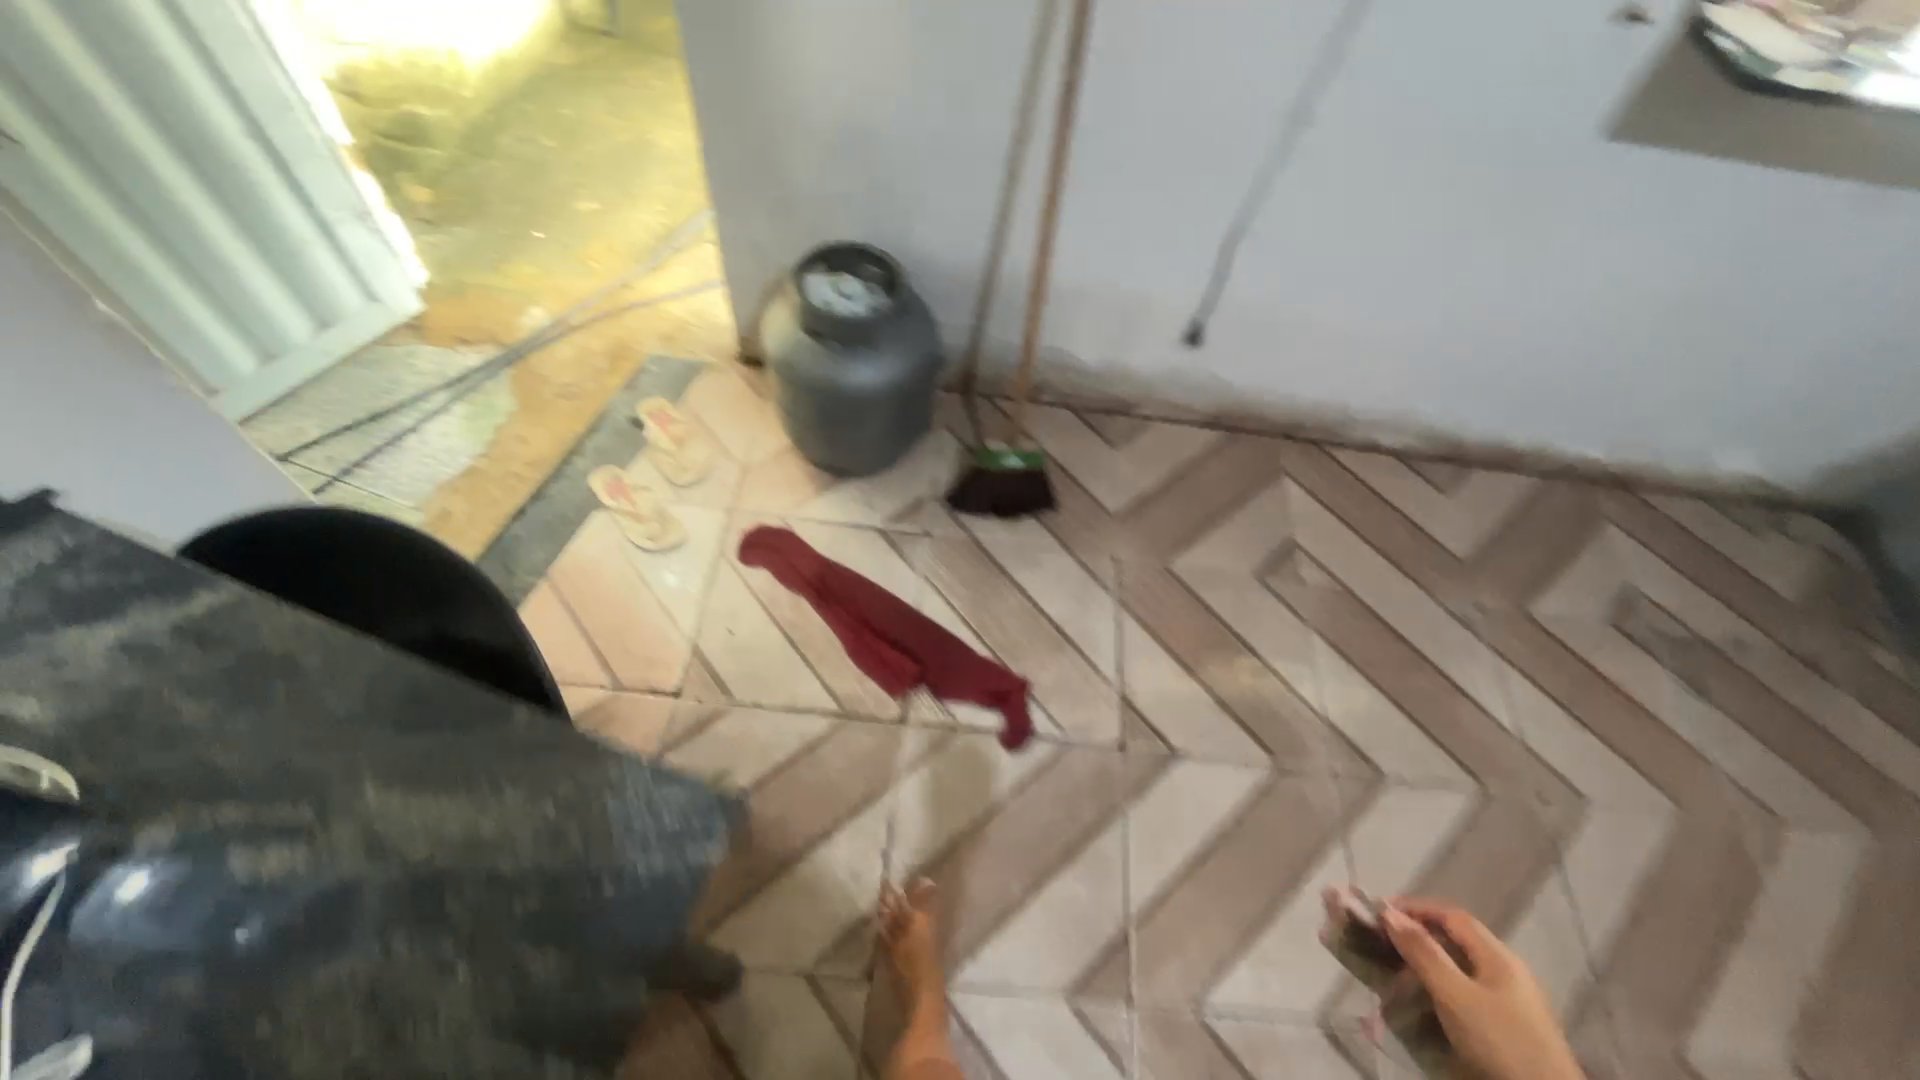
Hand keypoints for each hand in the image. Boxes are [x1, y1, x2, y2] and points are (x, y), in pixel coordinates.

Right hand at [1380, 899, 1585, 1079]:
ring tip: (1400, 971)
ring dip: (1430, 960)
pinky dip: (1443, 983)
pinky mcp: (1510, 1022)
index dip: (1416, 908)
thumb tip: (1389, 913)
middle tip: (1385, 942)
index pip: (1452, 915)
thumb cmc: (1500, 1042)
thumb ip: (1423, 953)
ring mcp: (1512, 997)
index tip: (1380, 913)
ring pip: (1463, 965)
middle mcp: (1508, 969)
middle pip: (1459, 938)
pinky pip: (1469, 988)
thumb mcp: (1454, 996)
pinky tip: (1430, 999)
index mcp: (1499, 956)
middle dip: (1420, 934)